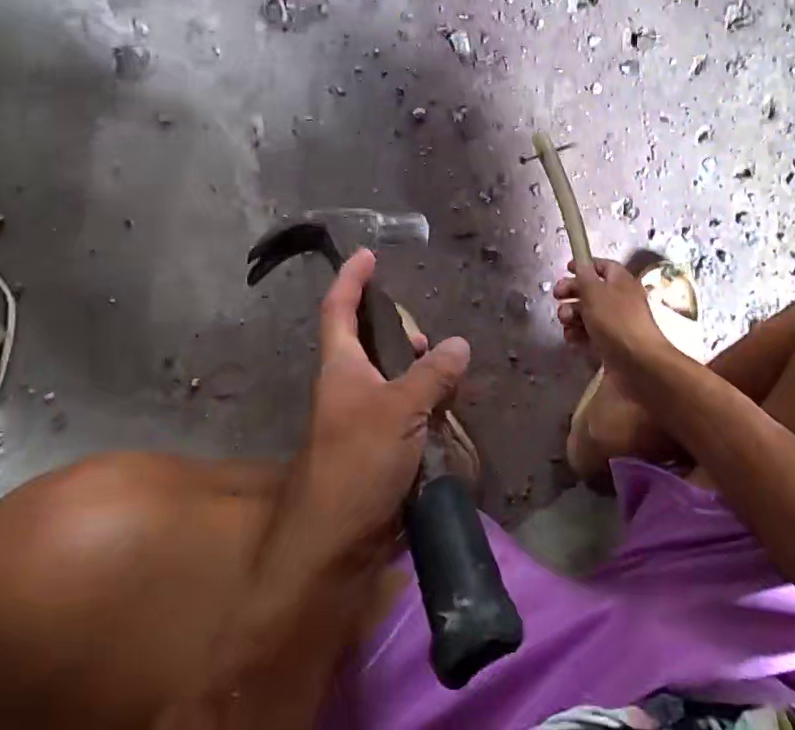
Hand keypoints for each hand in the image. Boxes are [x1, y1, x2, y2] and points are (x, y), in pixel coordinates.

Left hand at [289, 249, 469, 556]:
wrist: (336, 541)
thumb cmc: (356, 462)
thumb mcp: (398, 410)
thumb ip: (431, 375)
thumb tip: (459, 344)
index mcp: (341, 367)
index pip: (339, 310)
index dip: (351, 279)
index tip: (366, 253)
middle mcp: (349, 387)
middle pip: (373, 344)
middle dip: (400, 333)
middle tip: (430, 341)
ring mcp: (364, 419)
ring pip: (396, 380)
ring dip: (421, 374)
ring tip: (448, 381)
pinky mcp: (380, 448)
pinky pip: (408, 414)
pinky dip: (428, 408)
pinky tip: (448, 414)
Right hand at [554, 258, 677, 377]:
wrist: (638, 363)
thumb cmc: (615, 321)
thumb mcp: (595, 292)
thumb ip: (584, 275)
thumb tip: (580, 262)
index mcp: (620, 281)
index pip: (602, 266)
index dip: (584, 265)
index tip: (566, 268)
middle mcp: (619, 300)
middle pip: (591, 290)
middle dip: (572, 292)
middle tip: (557, 296)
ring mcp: (615, 323)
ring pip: (587, 313)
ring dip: (571, 314)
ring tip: (566, 321)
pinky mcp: (610, 343)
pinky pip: (590, 333)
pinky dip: (578, 333)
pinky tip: (572, 338)